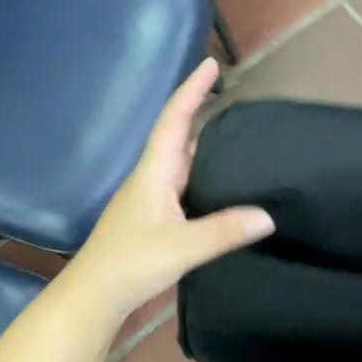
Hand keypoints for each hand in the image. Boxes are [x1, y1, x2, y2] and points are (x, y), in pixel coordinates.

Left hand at [65, 59, 274, 320]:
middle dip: (199, 108)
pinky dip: (201, 168)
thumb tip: (268, 215)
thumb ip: (224, 231)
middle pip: (176, 133)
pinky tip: (218, 180)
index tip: (210, 64)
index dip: (192, 90)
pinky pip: (181, 180)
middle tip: (230, 95)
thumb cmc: (131, 264)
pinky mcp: (152, 215)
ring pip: (179, 158)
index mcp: (154, 172)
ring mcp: (149, 196)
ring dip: (201, 140)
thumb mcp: (182, 248)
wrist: (93, 297)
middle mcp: (151, 176)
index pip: (174, 119)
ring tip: (235, 133)